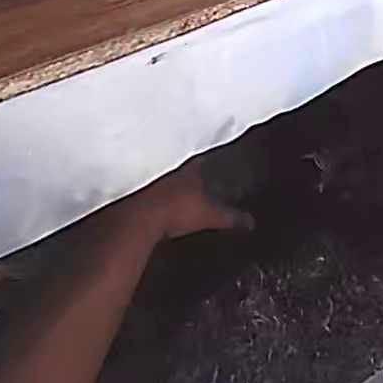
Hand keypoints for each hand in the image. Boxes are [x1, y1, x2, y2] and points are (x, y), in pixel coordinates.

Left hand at [117, 160, 253, 243]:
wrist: (137, 219)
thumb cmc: (176, 211)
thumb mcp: (209, 216)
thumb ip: (230, 217)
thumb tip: (252, 222)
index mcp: (187, 170)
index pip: (200, 160)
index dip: (205, 162)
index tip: (209, 162)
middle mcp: (166, 167)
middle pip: (177, 164)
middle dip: (182, 168)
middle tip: (189, 173)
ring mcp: (146, 177)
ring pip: (159, 174)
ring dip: (164, 180)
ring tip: (170, 188)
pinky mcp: (130, 190)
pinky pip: (142, 188)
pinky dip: (147, 193)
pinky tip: (150, 201)